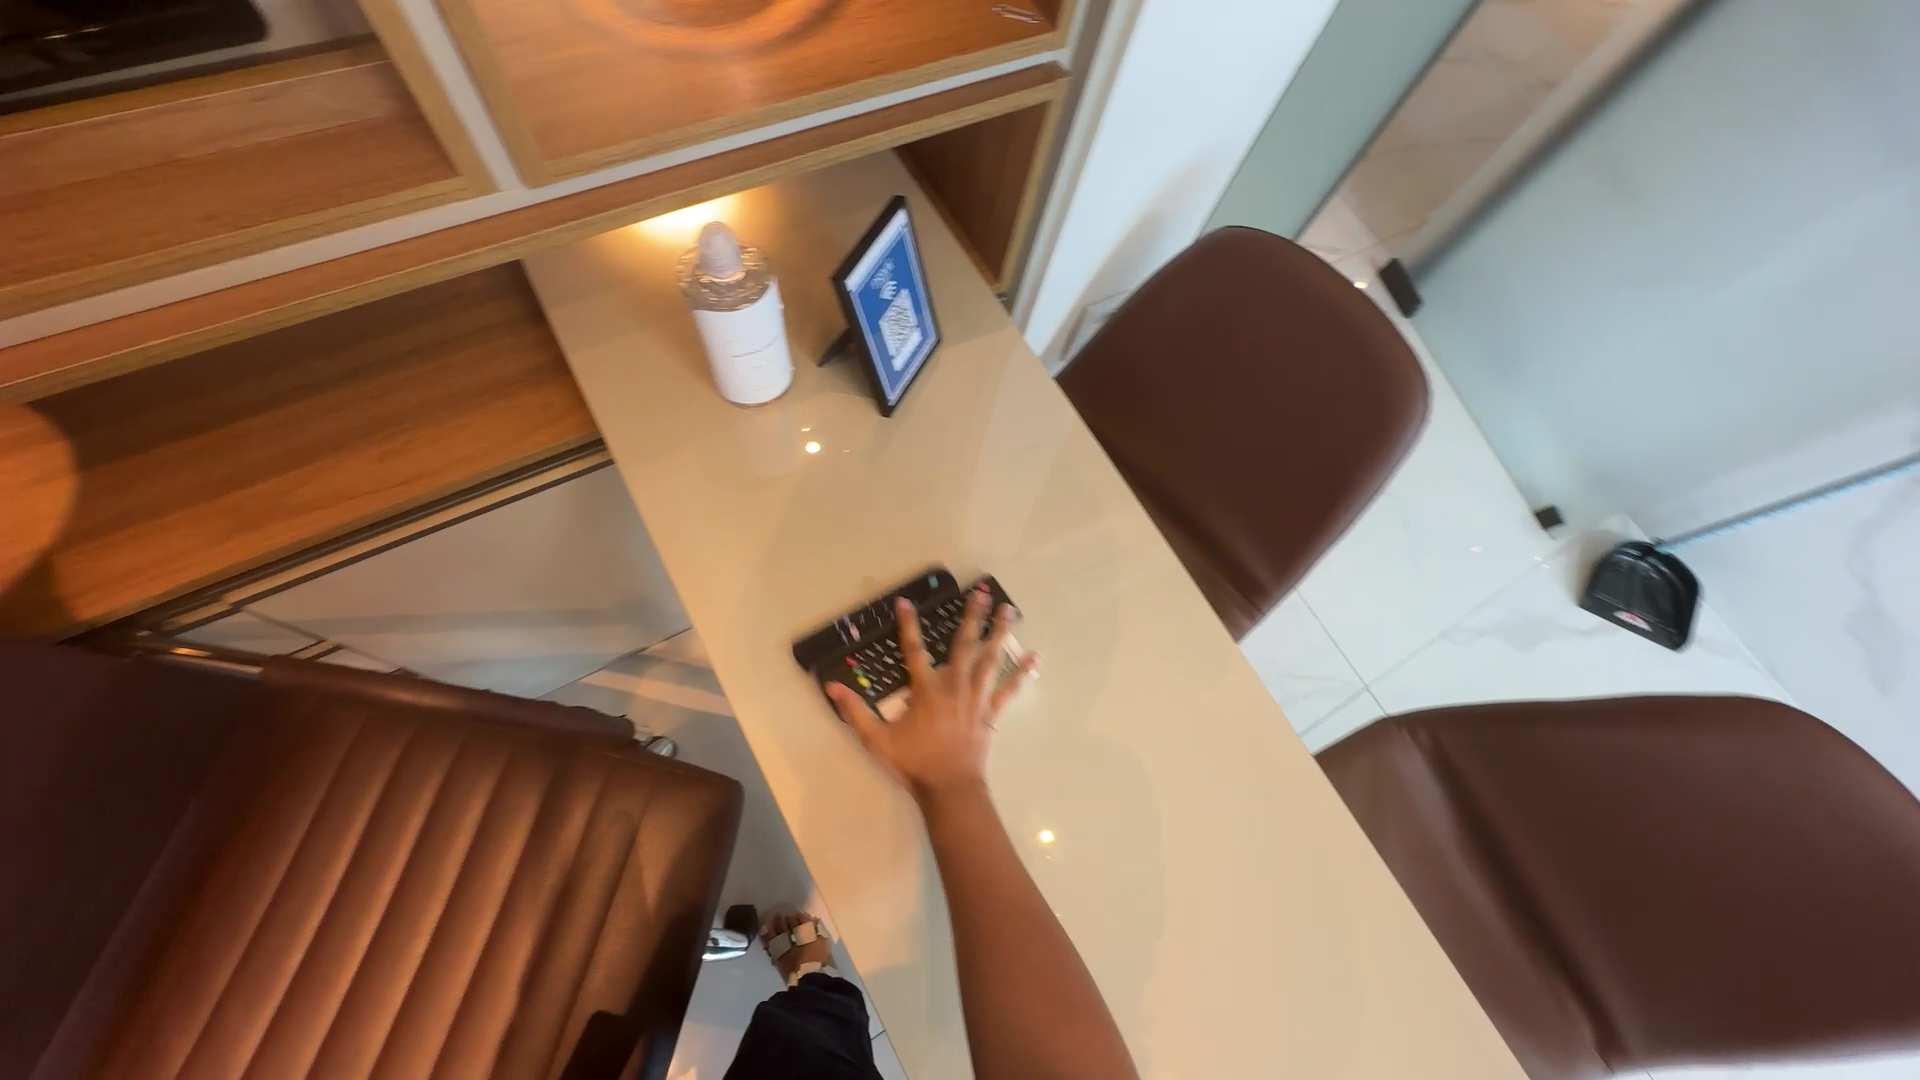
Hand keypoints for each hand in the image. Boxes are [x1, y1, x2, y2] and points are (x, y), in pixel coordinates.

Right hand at [826, 586, 1039, 802]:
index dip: (908, 624)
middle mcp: (954, 685)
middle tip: (981, 591)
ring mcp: (976, 697)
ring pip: (990, 658)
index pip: (913, 649)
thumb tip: (831, 687)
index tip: (905, 602)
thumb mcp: (877, 739)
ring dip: (999, 632)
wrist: (949, 789)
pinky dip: (1022, 672)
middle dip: (972, 616)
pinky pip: (1009, 689)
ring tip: (1009, 610)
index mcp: (926, 689)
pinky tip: (1034, 657)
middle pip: (964, 644)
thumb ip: (855, 711)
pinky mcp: (991, 712)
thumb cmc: (914, 763)